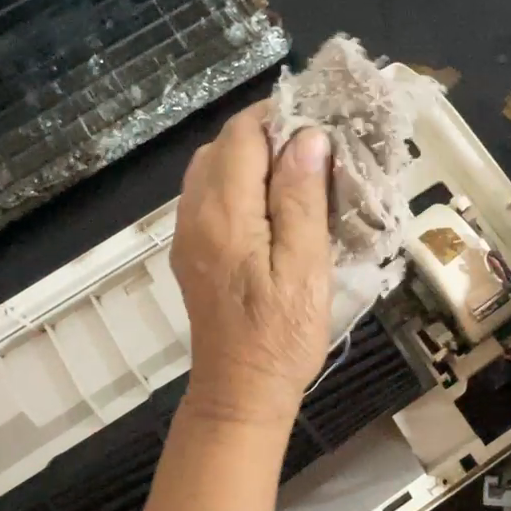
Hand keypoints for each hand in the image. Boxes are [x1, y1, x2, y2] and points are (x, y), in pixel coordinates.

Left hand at [171, 101, 332, 429]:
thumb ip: (302, 198)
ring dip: (254, 159)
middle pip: (223, 145)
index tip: (322, 125)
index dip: (281, 117)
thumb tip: (308, 137)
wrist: (240, 392)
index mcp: (224, 213)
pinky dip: (240, 184)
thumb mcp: (304, 267)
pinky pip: (209, 196)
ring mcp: (188, 233)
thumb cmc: (282, 335)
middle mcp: (195, 213)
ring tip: (300, 177)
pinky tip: (274, 208)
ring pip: (213, 168)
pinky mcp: (192, 251)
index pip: (242, 134)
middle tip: (319, 154)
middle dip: (269, 135)